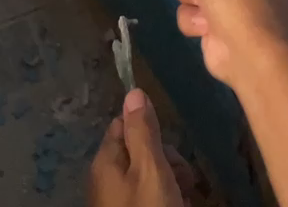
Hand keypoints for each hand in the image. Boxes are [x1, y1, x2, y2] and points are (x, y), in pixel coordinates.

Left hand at [89, 89, 186, 206]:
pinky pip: (153, 197)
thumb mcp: (148, 168)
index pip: (126, 124)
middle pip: (144, 151)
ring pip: (153, 176)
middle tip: (181, 180)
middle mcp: (109, 176)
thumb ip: (142, 131)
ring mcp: (120, 198)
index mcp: (106, 160)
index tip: (169, 146)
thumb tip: (133, 92)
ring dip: (173, 182)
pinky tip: (178, 206)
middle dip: (169, 162)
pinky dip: (167, 199)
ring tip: (182, 198)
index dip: (150, 131)